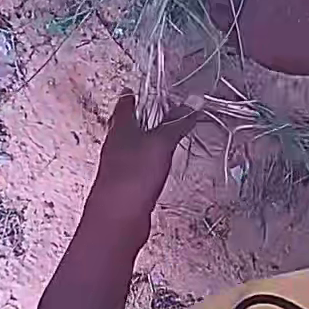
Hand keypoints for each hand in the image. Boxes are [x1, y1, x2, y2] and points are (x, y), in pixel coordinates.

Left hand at [88, 94, 194, 226]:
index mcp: (120, 129)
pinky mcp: (125, 185)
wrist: (118, 218)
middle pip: (124, 125)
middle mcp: (115, 145)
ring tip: (157, 136)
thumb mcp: (160, 143)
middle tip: (150, 111)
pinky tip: (155, 166)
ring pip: (130, 146)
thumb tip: (193, 101)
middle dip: (137, 117)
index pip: (124, 105)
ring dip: (143, 139)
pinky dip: (146, 160)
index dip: (132, 96)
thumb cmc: (134, 175)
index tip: (138, 89)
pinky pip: (136, 165)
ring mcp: (118, 166)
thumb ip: (177, 123)